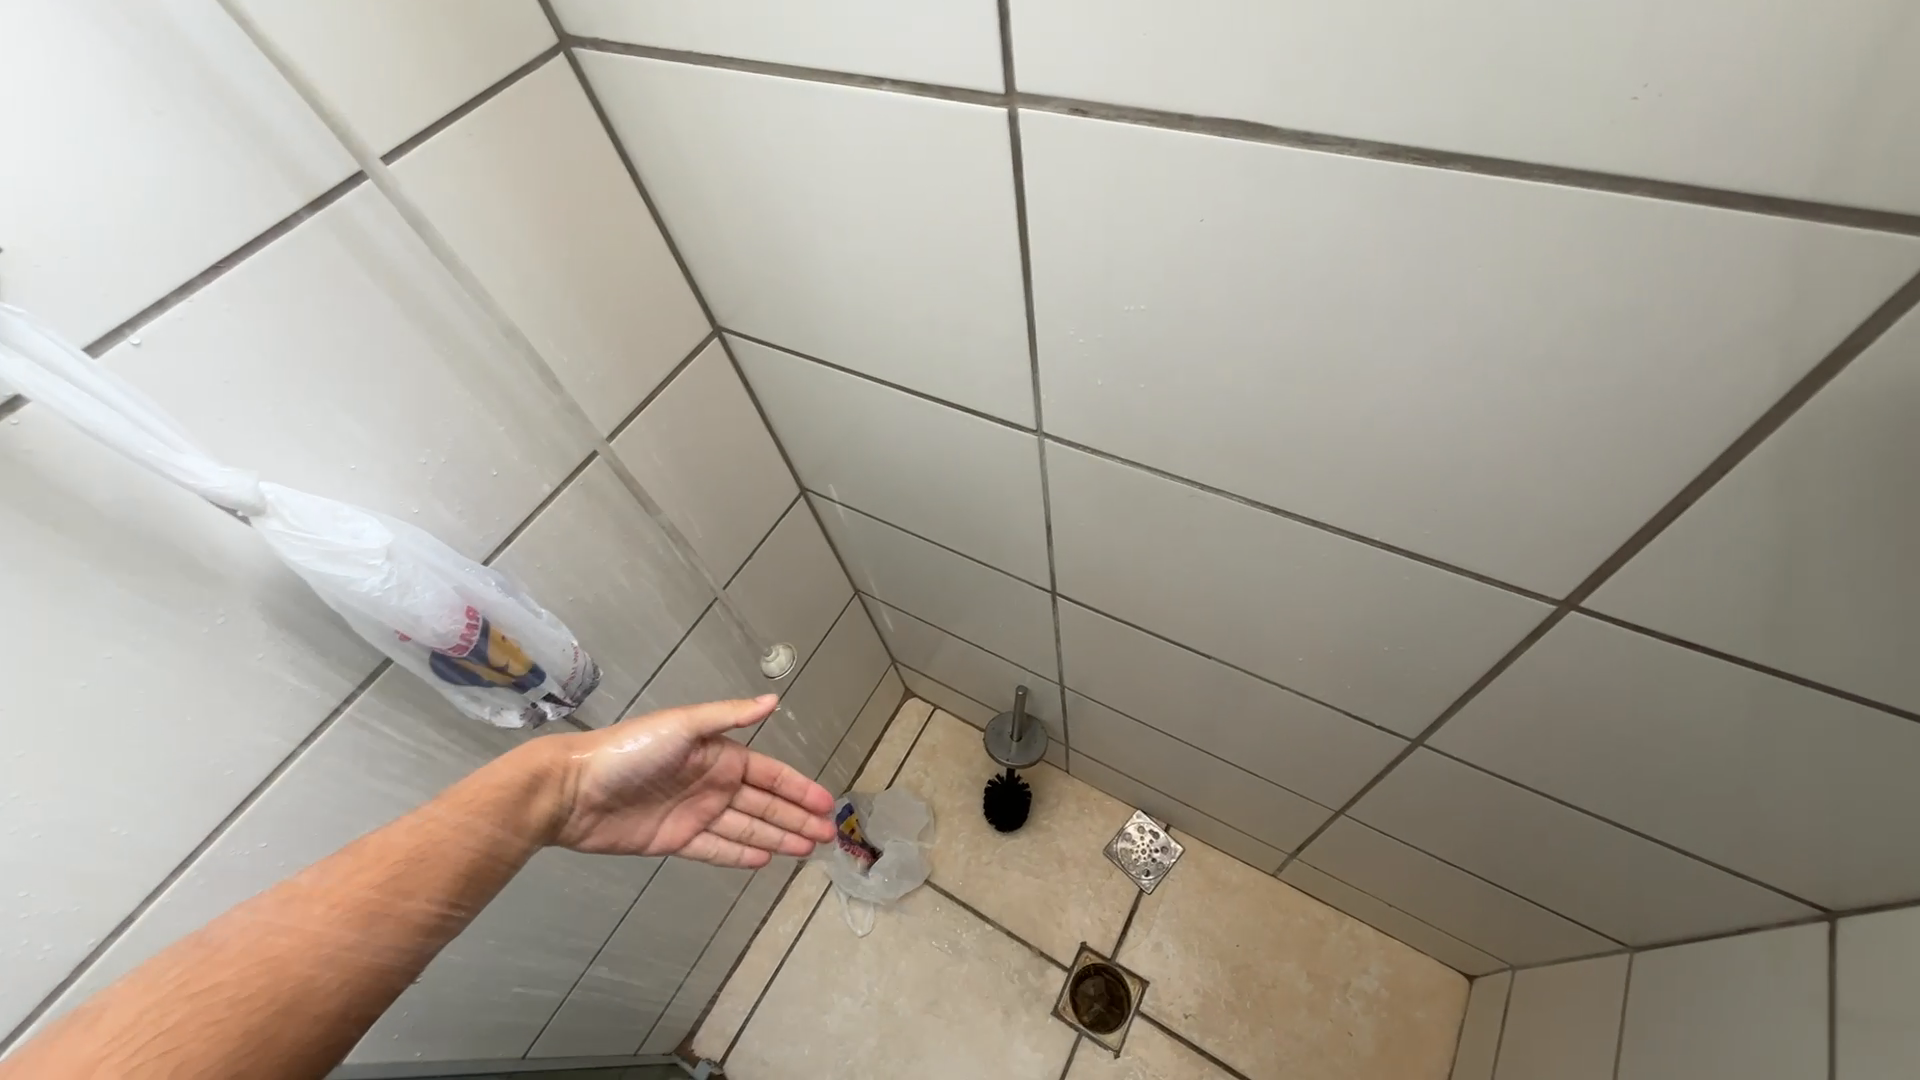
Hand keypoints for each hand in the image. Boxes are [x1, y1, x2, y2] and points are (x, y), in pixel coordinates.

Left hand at [543, 695, 836, 867]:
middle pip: (765, 805)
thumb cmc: (632, 750)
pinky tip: (765, 860)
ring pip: (747, 829)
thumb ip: (730, 716)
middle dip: (797, 819)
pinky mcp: (675, 841)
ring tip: (807, 850)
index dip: (799, 789)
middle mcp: (714, 784)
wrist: (572, 790)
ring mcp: (696, 814)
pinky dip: (741, 855)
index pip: (771, 775)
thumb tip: (774, 701)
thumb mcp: (684, 725)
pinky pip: (717, 849)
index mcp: (720, 756)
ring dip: (778, 838)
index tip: (827, 804)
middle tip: (828, 835)